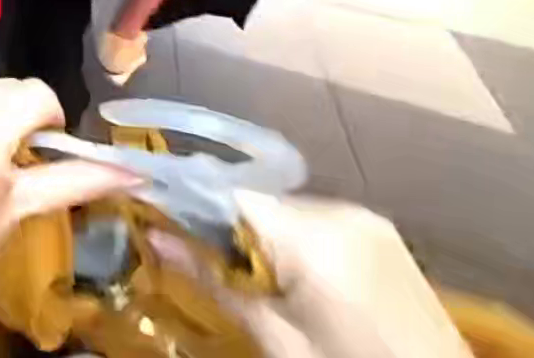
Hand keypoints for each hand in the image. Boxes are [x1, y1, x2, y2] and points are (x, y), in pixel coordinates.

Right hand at [152, 191, 472, 357]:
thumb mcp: (279, 342)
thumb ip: (213, 280)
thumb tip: (151, 235)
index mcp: (312, 234)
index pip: (224, 192)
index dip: (185, 200)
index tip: (154, 211)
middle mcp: (338, 208)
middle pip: (252, 199)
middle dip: (223, 223)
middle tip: (205, 259)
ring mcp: (367, 218)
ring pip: (281, 208)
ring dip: (259, 232)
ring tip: (256, 276)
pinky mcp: (383, 232)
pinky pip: (315, 220)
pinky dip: (294, 239)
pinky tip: (298, 278)